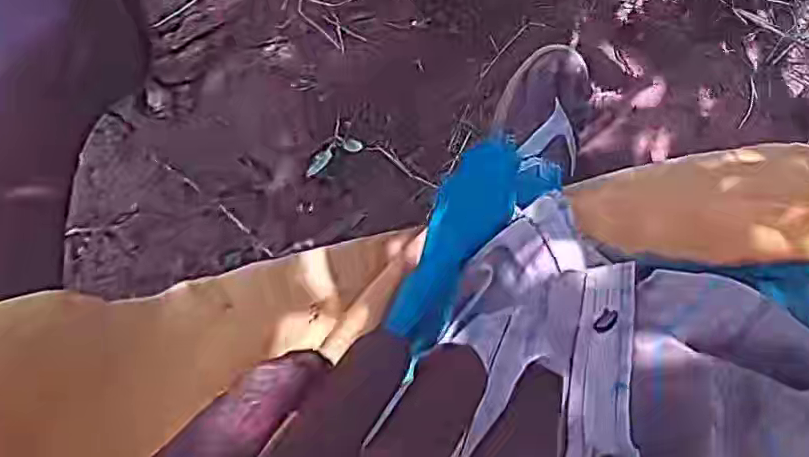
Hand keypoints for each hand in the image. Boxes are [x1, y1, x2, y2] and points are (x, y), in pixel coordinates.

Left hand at [162, 330, 559, 456]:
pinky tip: (304, 390)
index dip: (533, 410)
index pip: (513, 448)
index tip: (538, 385)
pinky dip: (293, 378)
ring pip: (373, 360)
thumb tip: (503, 451)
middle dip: (458, 379)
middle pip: (451, 382)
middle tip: (455, 379)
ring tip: (388, 373)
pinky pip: (270, 383)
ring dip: (387, 365)